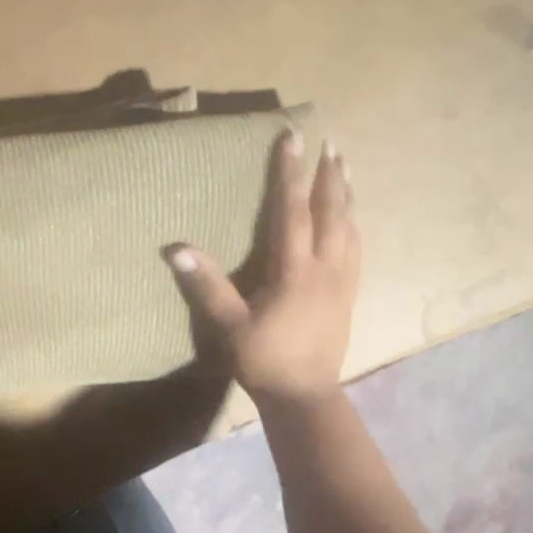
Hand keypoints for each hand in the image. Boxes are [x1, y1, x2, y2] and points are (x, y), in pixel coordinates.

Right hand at [165, 130, 358, 407]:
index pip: (292, 212)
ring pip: (350, 227)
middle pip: (331, 212)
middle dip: (328, 177)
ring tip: (344, 170)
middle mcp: (326, 268)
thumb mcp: (228, 326)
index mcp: (295, 271)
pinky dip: (353, 225)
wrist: (304, 395)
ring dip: (346, 196)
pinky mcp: (348, 297)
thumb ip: (207, 287)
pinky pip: (355, 249)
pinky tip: (351, 222)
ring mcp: (342, 282)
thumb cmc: (264, 361)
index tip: (293, 137)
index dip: (289, 174)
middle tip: (330, 144)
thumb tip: (177, 250)